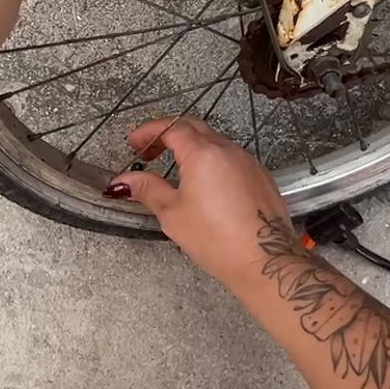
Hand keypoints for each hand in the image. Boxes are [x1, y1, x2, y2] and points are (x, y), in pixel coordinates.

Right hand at [105, 116, 292, 286]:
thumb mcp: (173, 214)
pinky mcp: (261, 175)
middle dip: (168, 133)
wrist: (266, 262)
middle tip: (149, 152)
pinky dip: (212, 160)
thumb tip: (123, 181)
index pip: (171, 127)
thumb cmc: (216, 240)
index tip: (134, 142)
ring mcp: (248, 161)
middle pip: (193, 126)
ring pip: (214, 141)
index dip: (149, 131)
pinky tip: (204, 185)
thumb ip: (148, 189)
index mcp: (202, 153)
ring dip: (191, 147)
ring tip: (174, 170)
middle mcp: (228, 149)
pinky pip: (231, 157)